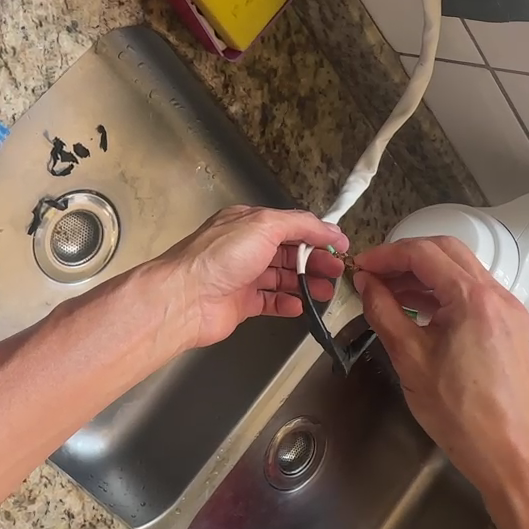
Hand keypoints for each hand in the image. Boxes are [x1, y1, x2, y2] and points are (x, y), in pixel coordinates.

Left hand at [151, 205, 347, 348]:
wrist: (186, 298)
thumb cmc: (221, 257)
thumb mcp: (264, 226)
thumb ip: (300, 224)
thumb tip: (330, 228)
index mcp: (247, 222)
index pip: (289, 224)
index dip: (316, 234)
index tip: (341, 246)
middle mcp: (244, 246)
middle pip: (288, 251)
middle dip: (315, 260)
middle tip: (338, 271)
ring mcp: (242, 275)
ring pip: (281, 277)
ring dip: (306, 282)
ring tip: (327, 291)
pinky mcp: (240, 303)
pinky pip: (270, 302)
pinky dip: (287, 303)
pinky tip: (302, 306)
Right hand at [352, 235, 528, 494]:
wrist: (512, 461)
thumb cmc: (463, 416)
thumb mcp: (409, 358)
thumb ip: (382, 311)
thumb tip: (366, 283)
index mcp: (474, 300)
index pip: (422, 253)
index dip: (385, 255)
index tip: (361, 267)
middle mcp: (497, 297)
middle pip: (445, 250)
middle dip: (404, 256)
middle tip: (374, 272)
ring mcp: (508, 312)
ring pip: (459, 269)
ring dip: (422, 272)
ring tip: (388, 290)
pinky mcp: (509, 328)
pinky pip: (471, 292)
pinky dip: (440, 290)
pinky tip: (416, 307)